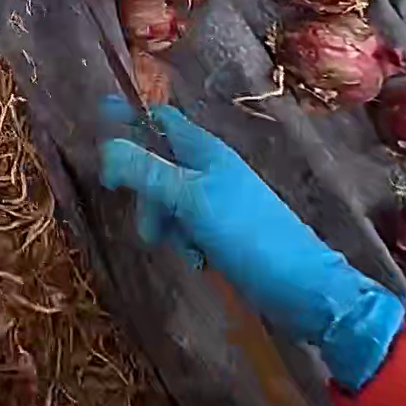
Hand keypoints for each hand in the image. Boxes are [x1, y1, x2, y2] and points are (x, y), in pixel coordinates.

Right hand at [98, 98, 404, 389]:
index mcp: (204, 149)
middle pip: (156, 163)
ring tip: (182, 247)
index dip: (132, 118)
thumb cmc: (247, 233)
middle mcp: (207, 167)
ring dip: (164, 221)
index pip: (160, 119)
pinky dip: (183, 238)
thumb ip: (147, 172)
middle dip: (146, 193)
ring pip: (166, 197)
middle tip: (151, 226)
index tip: (102, 121)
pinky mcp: (219, 226)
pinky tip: (197, 258)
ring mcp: (214, 197)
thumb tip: (106, 149)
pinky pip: (184, 223)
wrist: (303, 287)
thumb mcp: (191, 200)